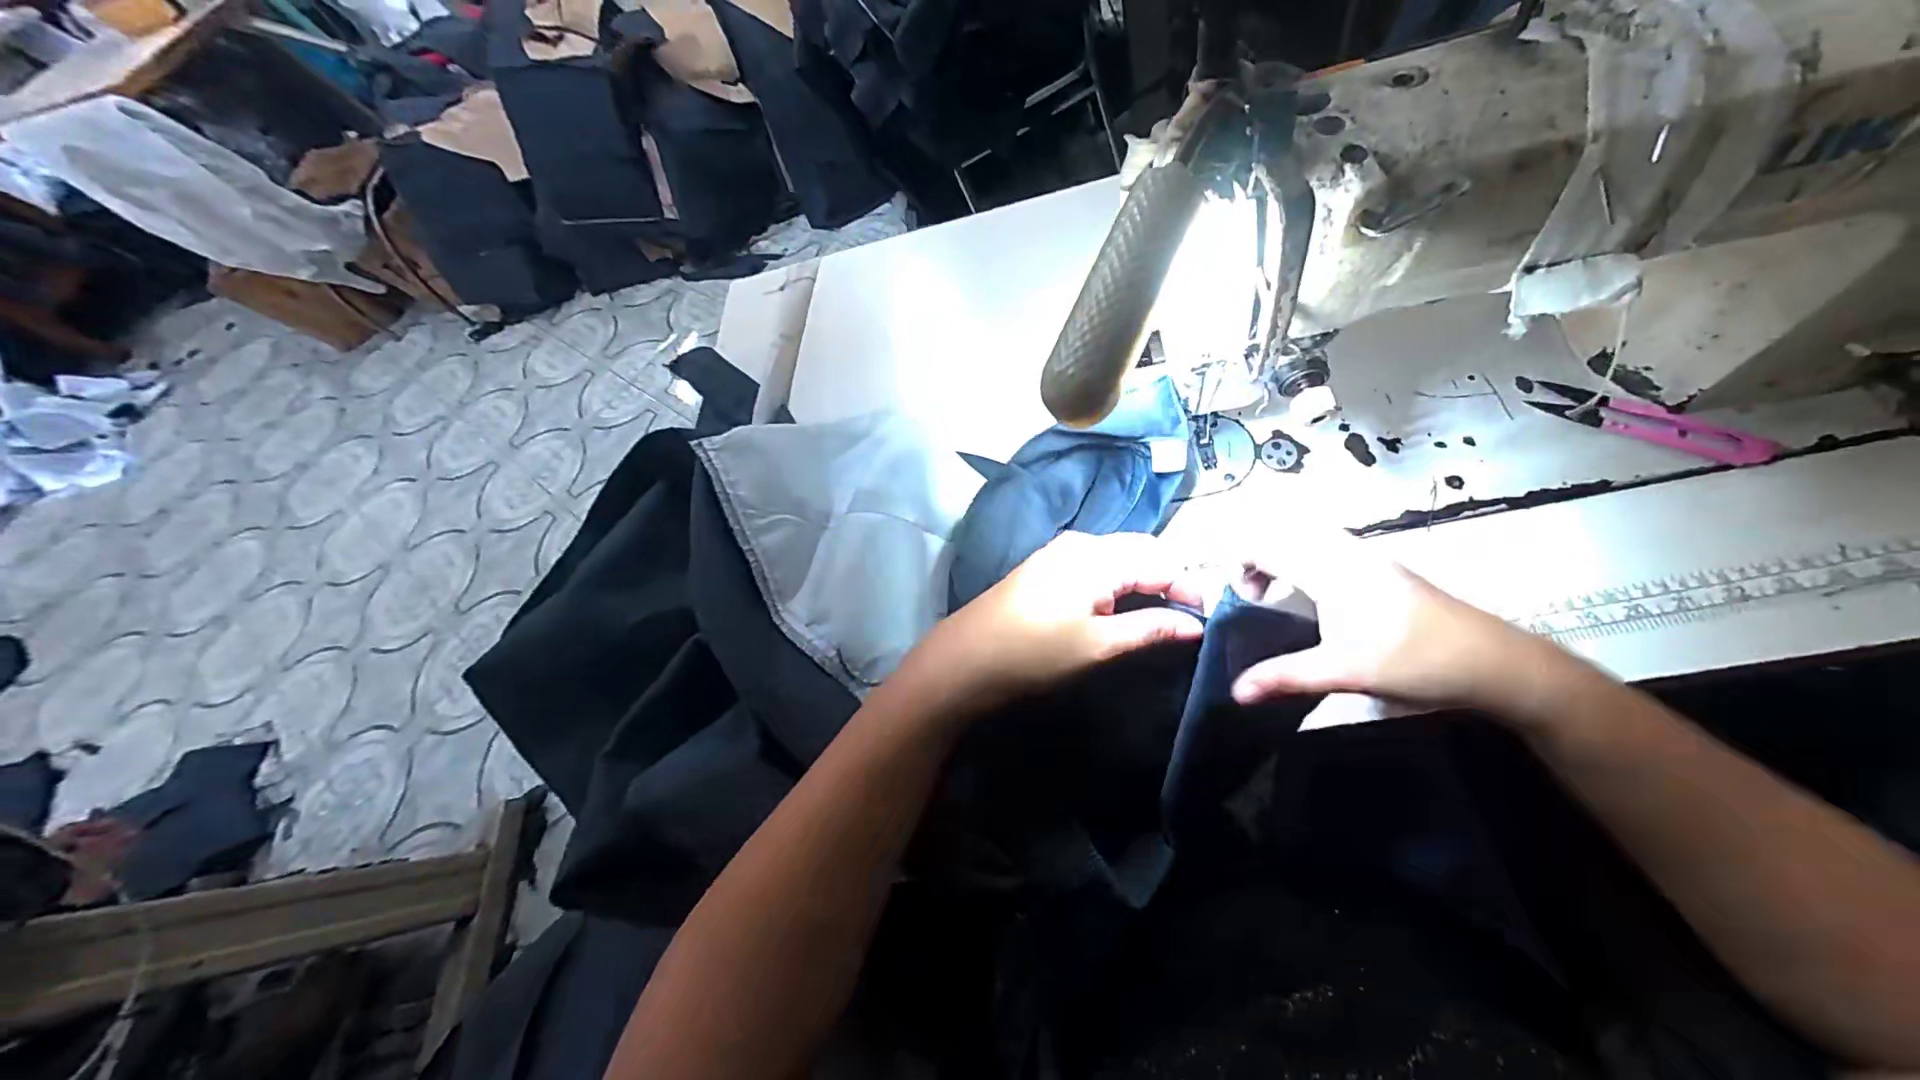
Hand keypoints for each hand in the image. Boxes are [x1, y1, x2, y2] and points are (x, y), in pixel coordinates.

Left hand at [899, 532, 1205, 712]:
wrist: (966, 658)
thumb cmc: (1034, 653)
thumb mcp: (1098, 645)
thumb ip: (1150, 628)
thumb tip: (1195, 623)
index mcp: (1098, 556)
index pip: (1163, 560)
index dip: (1191, 586)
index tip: (1213, 615)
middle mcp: (1082, 542)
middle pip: (1143, 550)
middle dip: (1172, 577)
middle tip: (1192, 614)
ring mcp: (1061, 552)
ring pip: (1121, 556)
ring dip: (1147, 578)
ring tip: (1166, 612)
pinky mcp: (1048, 566)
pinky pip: (1099, 563)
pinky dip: (1121, 580)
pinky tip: (1126, 604)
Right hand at [1230, 533, 1584, 719]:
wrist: (1497, 663)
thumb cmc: (1416, 662)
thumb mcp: (1344, 673)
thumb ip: (1285, 677)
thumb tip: (1235, 691)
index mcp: (1332, 570)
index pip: (1267, 543)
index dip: (1235, 557)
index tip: (1225, 588)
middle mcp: (1347, 552)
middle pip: (1282, 530)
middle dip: (1252, 552)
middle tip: (1245, 592)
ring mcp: (1367, 557)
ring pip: (1305, 536)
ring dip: (1277, 554)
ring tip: (1268, 592)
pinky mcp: (1380, 568)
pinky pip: (1324, 546)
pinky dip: (1299, 559)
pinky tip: (1306, 595)